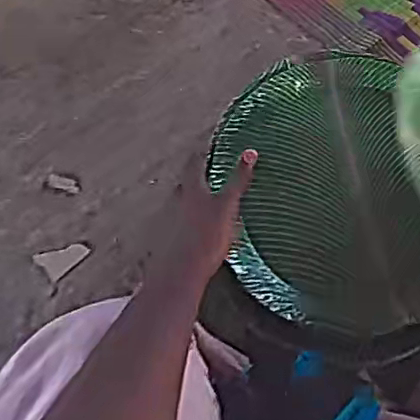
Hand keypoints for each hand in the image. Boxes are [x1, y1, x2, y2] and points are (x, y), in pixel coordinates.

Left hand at [147, 150, 255, 293]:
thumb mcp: (228, 206)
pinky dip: (189, 222)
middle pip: (186, 183)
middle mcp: (176, 201)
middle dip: (197, 177)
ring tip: (207, 203)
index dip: (201, 153)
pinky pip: (180, 225)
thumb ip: (239, 180)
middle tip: (209, 173)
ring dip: (192, 201)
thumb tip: (251, 153)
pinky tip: (199, 232)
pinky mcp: (168, 240)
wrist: (181, 275)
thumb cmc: (206, 237)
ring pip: (182, 204)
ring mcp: (169, 221)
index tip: (208, 145)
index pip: (195, 163)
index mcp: (191, 189)